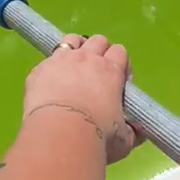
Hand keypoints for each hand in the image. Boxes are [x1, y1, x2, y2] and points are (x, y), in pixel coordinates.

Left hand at [23, 34, 144, 163]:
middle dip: (100, 51)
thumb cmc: (98, 137)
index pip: (120, 51)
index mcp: (110, 71)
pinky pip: (48, 60)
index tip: (119, 81)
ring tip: (74, 68)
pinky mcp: (40, 69)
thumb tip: (139, 131)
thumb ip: (132, 131)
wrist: (59, 136)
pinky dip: (52, 69)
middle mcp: (87, 59)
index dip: (121, 63)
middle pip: (98, 40)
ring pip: (72, 40)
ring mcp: (61, 60)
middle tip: (97, 72)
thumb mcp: (124, 139)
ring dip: (76, 49)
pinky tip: (50, 85)